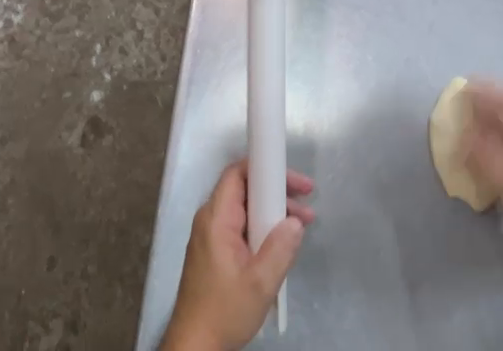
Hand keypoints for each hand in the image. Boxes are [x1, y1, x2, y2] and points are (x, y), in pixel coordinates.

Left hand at [161, 160, 315, 350]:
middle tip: (307, 203)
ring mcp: (211, 236)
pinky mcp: (215, 252)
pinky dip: (263, 228)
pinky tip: (282, 243)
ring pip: (245, 209)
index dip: (267, 169)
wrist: (195, 345)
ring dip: (273, 212)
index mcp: (216, 219)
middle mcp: (210, 220)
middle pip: (244, 189)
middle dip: (277, 192)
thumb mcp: (260, 282)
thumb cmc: (225, 310)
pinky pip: (241, 227)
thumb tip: (295, 221)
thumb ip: (280, 248)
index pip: (237, 174)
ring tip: (303, 225)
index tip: (296, 182)